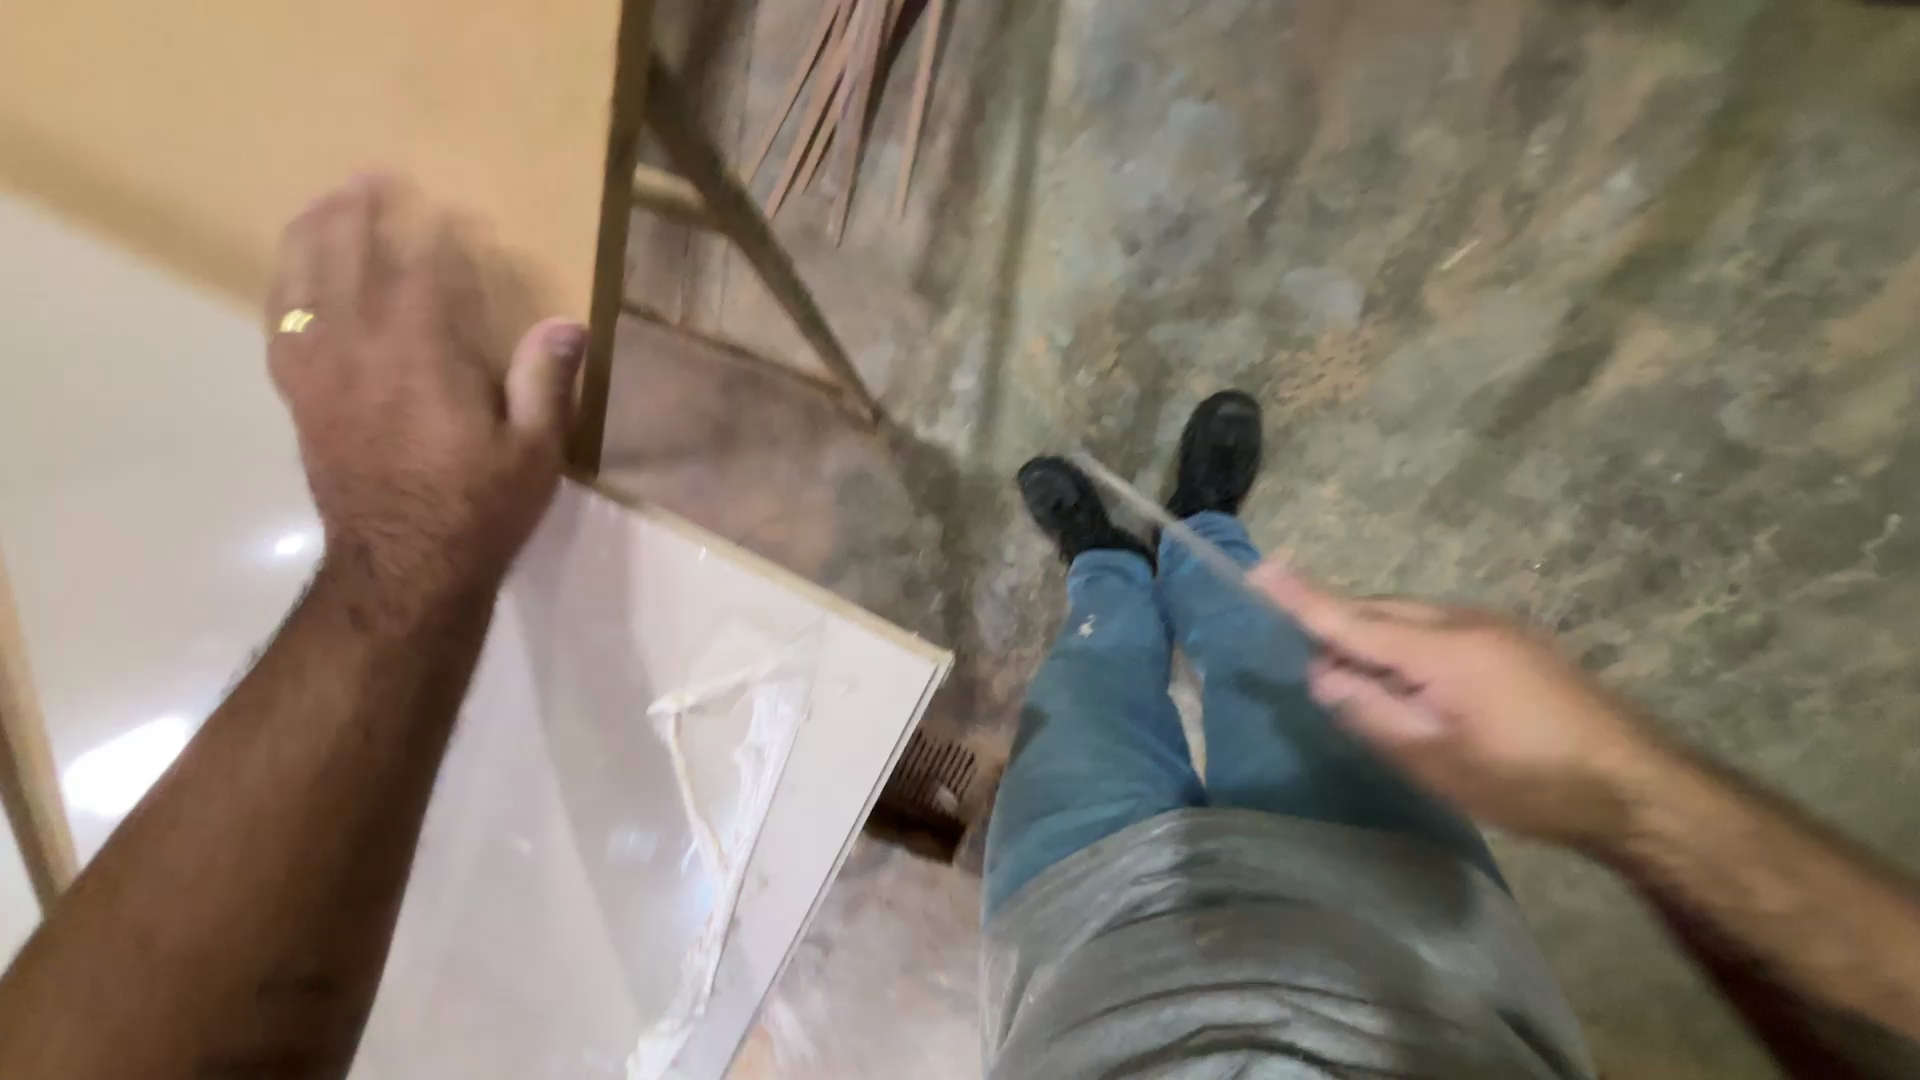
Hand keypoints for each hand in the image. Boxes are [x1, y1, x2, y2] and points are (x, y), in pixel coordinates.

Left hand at [266, 176, 584, 594]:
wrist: (406, 565)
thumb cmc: (480, 508)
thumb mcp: (534, 451)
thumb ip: (545, 381)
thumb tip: (568, 323)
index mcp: (423, 359)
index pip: (421, 273)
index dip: (435, 238)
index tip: (453, 214)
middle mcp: (360, 351)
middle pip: (347, 262)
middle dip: (360, 215)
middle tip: (374, 181)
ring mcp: (320, 373)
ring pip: (300, 284)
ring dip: (311, 236)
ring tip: (325, 207)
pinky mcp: (301, 398)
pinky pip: (280, 325)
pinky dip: (285, 289)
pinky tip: (294, 281)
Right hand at [1251, 563, 1675, 850]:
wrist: (1642, 791)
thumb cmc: (1527, 782)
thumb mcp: (1433, 759)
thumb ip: (1367, 710)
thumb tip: (1322, 672)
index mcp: (1442, 649)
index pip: (1352, 617)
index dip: (1302, 597)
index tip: (1260, 569)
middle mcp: (1465, 620)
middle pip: (1377, 611)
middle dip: (1339, 631)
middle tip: (1327, 681)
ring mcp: (1493, 625)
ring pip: (1406, 617)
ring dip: (1375, 640)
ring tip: (1373, 690)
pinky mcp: (1511, 639)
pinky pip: (1435, 626)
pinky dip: (1406, 645)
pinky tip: (1416, 685)